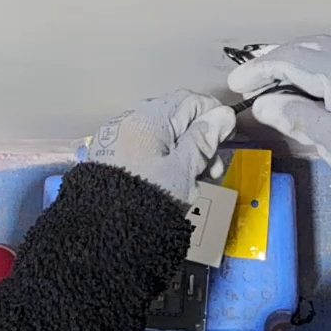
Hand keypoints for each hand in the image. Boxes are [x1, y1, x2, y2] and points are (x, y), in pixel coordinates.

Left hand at [85, 90, 236, 202]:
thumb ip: (205, 138)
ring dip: (183, 154)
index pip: (190, 100)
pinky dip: (163, 161)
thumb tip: (223, 115)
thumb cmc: (146, 198)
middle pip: (176, 118)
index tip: (225, 137)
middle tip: (212, 167)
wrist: (105, 230)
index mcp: (149, 117)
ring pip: (162, 137)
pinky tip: (171, 183)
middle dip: (199, 140)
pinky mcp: (112, 157)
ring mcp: (118, 139)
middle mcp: (130, 120)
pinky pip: (145, 150)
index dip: (213, 116)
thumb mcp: (184, 168)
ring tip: (194, 180)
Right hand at [227, 35, 330, 181]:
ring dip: (292, 62)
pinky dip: (311, 67)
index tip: (237, 83)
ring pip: (321, 51)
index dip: (261, 69)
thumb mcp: (327, 136)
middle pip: (306, 48)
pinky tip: (299, 83)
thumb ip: (293, 114)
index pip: (292, 59)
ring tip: (269, 81)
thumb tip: (262, 105)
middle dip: (274, 61)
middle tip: (250, 80)